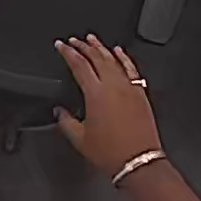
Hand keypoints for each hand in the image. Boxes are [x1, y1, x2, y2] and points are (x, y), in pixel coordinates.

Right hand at [53, 35, 161, 181]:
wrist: (138, 161)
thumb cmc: (111, 152)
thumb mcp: (80, 139)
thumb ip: (66, 122)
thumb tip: (59, 112)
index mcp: (96, 94)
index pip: (79, 65)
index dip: (68, 52)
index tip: (61, 45)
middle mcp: (113, 86)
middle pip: (96, 57)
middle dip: (83, 46)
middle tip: (75, 40)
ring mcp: (129, 87)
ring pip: (113, 59)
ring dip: (101, 47)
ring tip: (93, 39)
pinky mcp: (140, 92)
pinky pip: (131, 68)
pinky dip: (124, 57)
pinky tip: (119, 51)